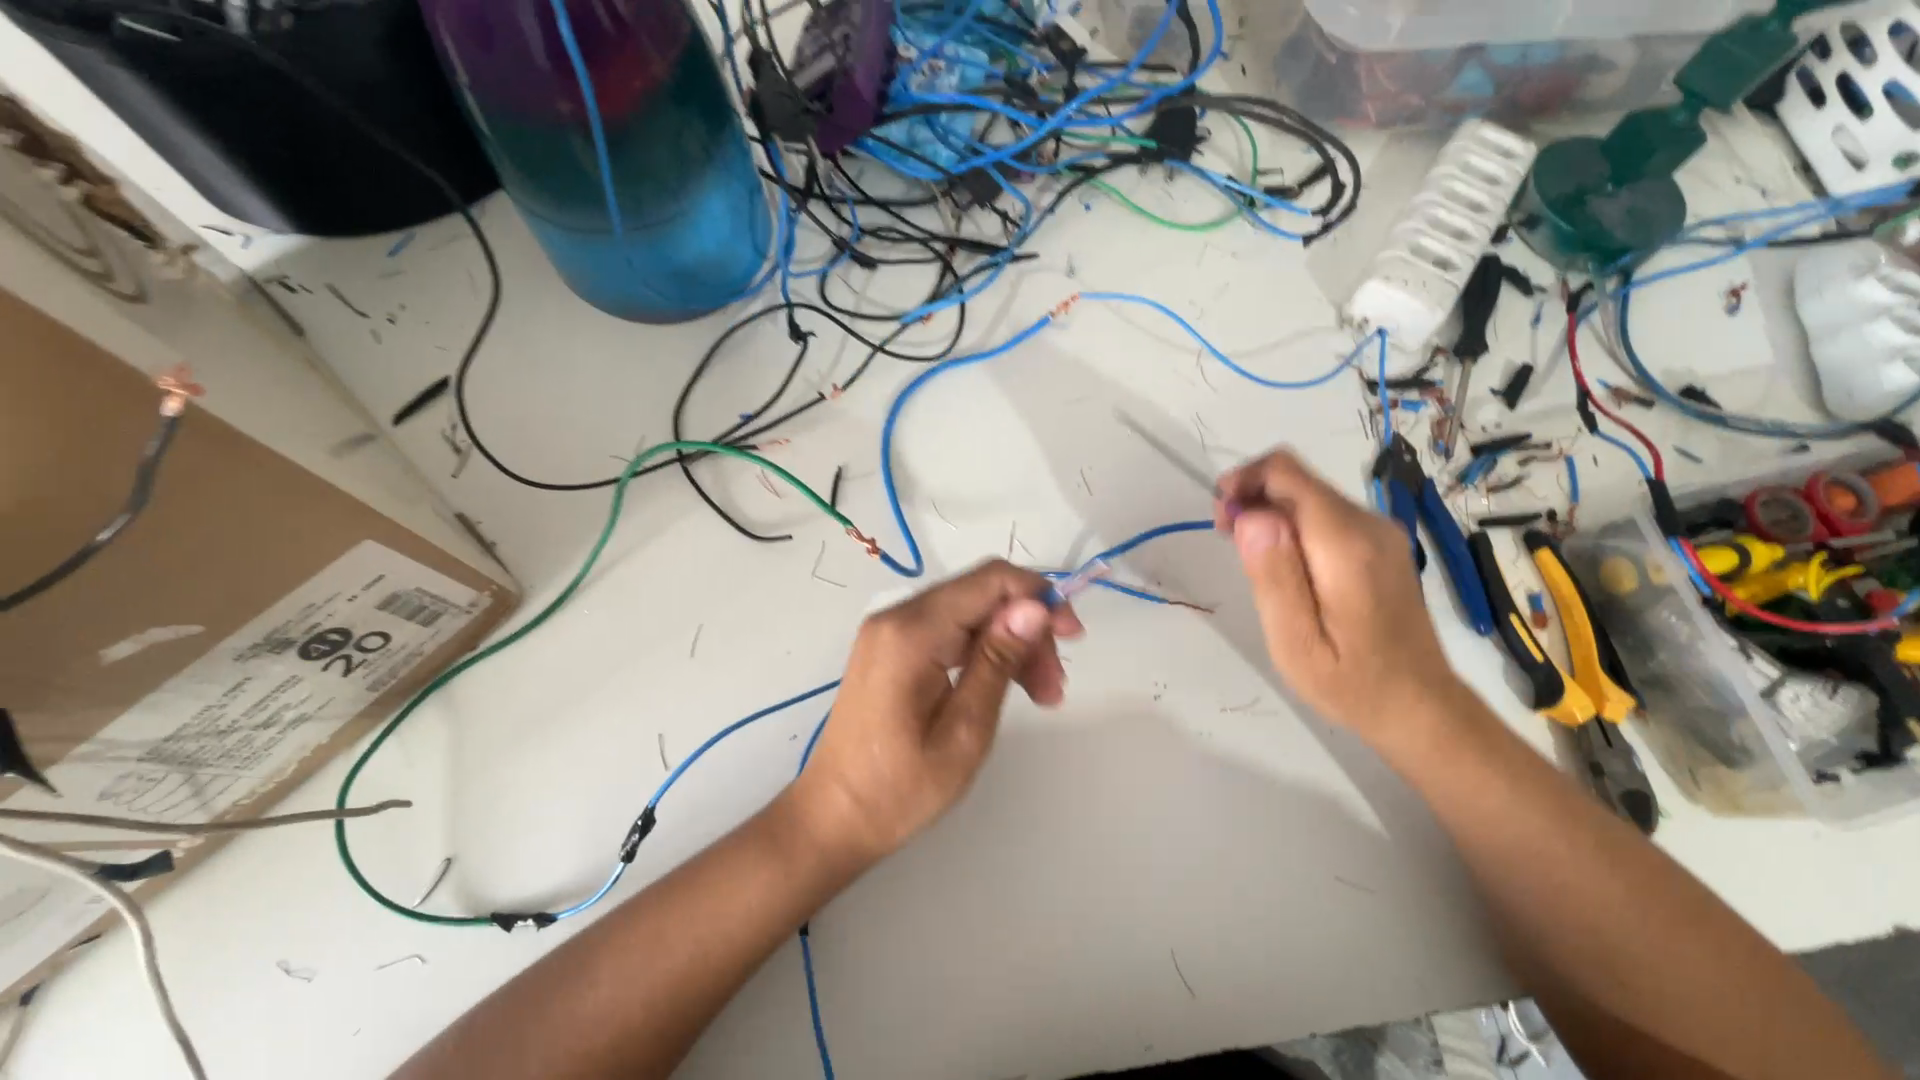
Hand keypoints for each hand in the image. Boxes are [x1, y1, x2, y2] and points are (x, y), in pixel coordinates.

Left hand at [794, 560, 1083, 862]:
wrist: (835, 816)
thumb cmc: (900, 788)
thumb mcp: (964, 730)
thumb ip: (997, 662)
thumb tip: (1034, 606)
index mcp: (911, 632)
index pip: (989, 581)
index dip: (1039, 596)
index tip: (1072, 637)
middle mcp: (897, 618)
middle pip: (982, 595)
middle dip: (1028, 629)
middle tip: (1054, 687)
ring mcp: (889, 632)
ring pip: (970, 614)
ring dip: (1011, 644)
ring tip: (1042, 696)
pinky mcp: (891, 650)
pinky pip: (949, 632)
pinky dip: (984, 652)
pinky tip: (1006, 687)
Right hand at [1215, 450, 1470, 747]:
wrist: (1418, 706)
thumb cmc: (1350, 682)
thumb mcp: (1295, 641)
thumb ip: (1274, 574)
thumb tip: (1252, 515)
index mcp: (1345, 543)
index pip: (1286, 472)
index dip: (1244, 481)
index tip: (1221, 519)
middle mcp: (1369, 524)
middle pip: (1298, 481)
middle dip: (1253, 498)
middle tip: (1228, 542)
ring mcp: (1381, 532)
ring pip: (1311, 496)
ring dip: (1272, 514)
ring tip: (1254, 561)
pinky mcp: (1382, 545)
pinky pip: (1327, 516)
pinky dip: (1295, 527)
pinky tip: (1286, 567)